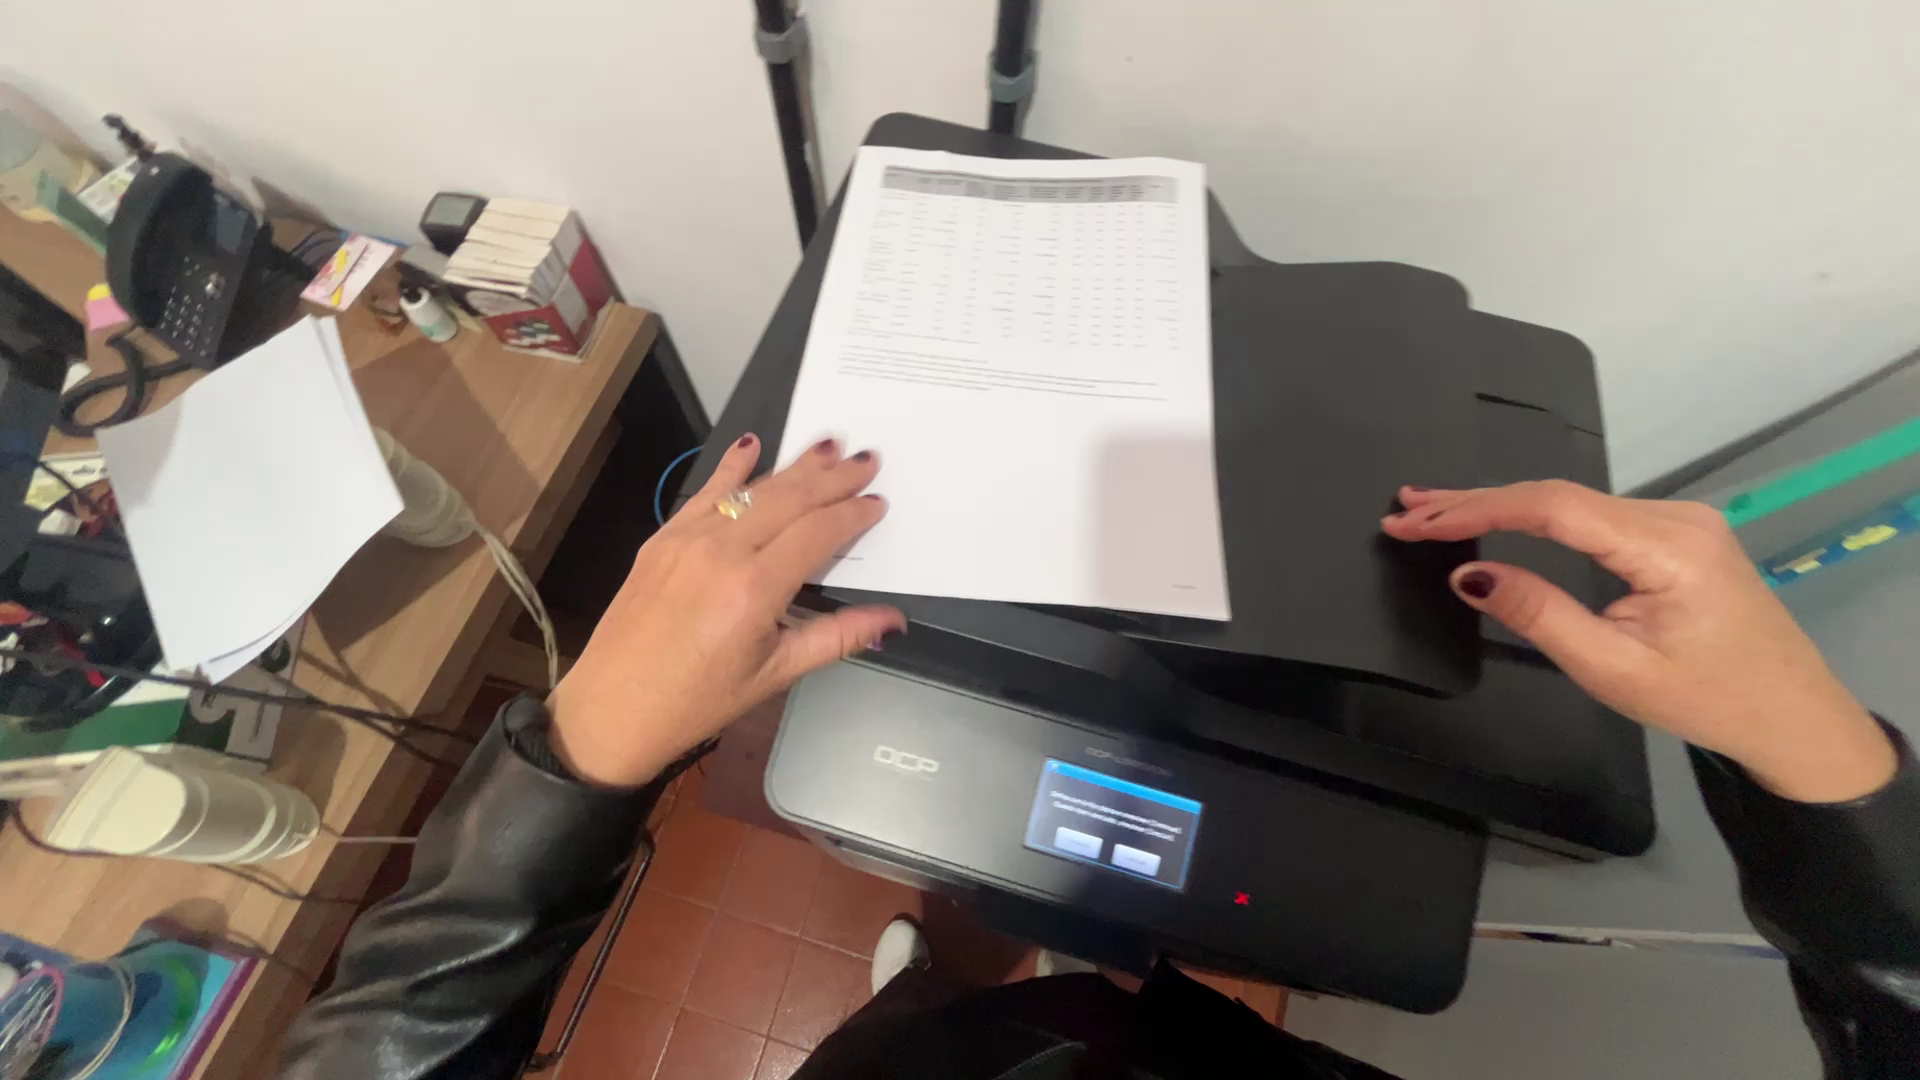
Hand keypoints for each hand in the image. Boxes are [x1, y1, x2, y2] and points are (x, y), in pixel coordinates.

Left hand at [544, 434, 904, 787]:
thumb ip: (837, 637)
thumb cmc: (698, 700)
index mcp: (755, 589)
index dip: (853, 514)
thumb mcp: (776, 672)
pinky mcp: (662, 539)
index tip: (876, 502)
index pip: (818, 533)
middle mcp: (722, 552)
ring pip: (752, 489)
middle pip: (791, 499)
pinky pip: (706, 492)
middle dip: (834, 477)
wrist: (612, 709)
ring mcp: (687, 539)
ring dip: (794, 466)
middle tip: (866, 459)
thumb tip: (891, 621)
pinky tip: (752, 444)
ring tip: (828, 446)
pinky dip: (732, 467)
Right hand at [1382, 480, 1895, 802]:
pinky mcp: (1666, 532)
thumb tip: (1467, 574)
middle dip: (1469, 501)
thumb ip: (1536, 613)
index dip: (1475, 509)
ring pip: (1561, 500)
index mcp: (1668, 548)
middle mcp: (1673, 518)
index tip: (1415, 524)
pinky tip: (1487, 512)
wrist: (1793, 719)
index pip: (1551, 508)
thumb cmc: (1704, 699)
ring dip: (1490, 503)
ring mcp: (1673, 521)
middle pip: (1552, 495)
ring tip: (1428, 509)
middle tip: (1404, 511)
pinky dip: (1523, 514)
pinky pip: (1579, 512)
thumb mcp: (1608, 667)